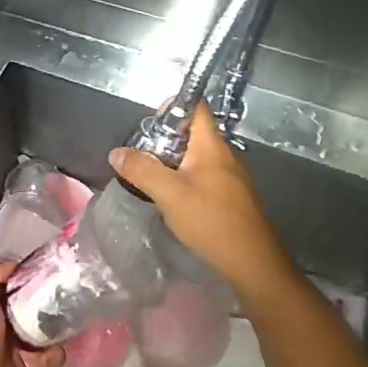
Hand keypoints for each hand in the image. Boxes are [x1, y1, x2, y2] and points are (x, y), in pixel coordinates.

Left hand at [0, 261, 64, 366]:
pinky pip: (56, 354)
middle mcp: (10, 325)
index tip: (52, 264)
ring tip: (79, 307)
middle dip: (51, 298)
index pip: (16, 286)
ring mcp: (25, 347)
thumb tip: (15, 263)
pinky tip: (67, 339)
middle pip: (36, 306)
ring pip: (49, 328)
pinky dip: (61, 350)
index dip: (31, 275)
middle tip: (73, 284)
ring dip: (61, 322)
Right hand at [110, 102, 294, 296]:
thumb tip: (116, 152)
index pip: (197, 108)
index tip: (150, 119)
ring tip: (153, 176)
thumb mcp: (169, 194)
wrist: (251, 261)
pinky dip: (188, 179)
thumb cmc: (210, 220)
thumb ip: (141, 170)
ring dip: (175, 162)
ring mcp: (233, 177)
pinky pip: (206, 177)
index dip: (174, 105)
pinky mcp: (234, 197)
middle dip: (167, 139)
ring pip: (199, 158)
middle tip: (142, 152)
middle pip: (194, 134)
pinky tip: (175, 199)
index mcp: (212, 146)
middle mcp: (226, 155)